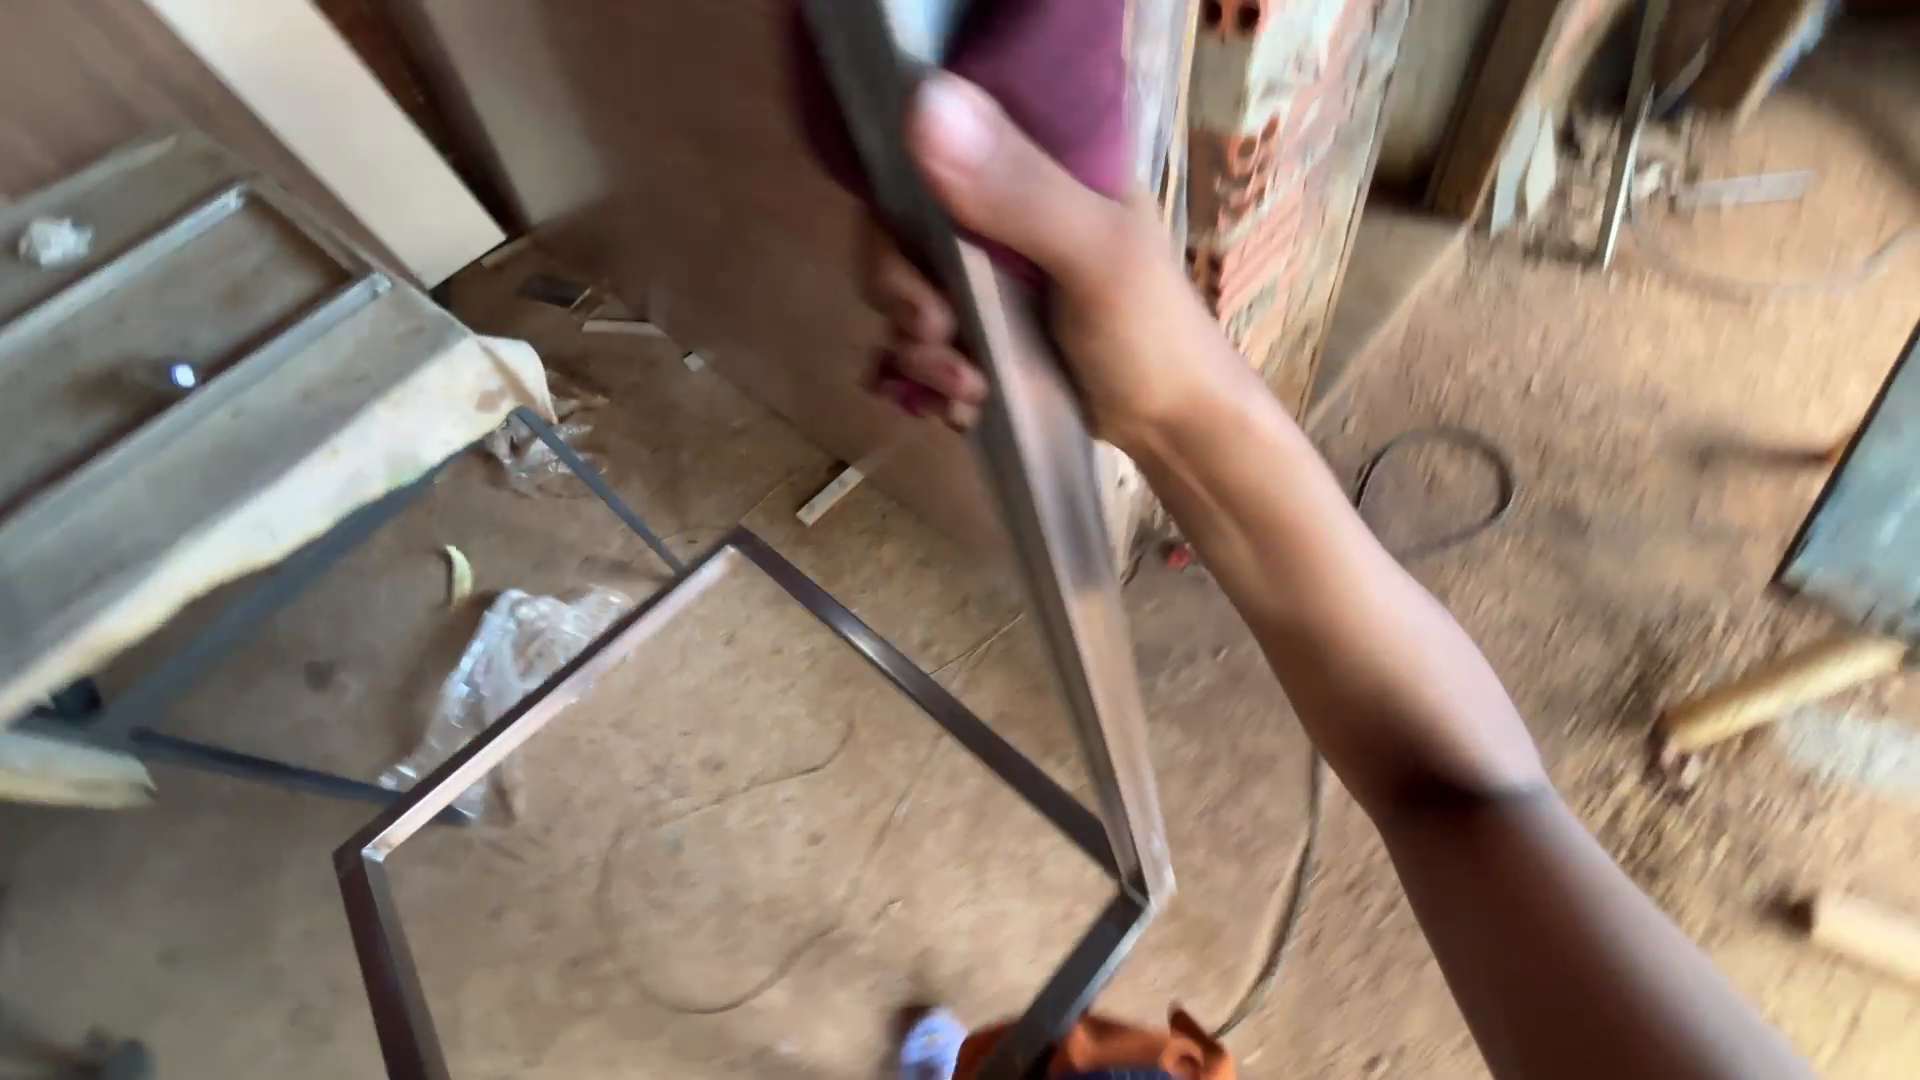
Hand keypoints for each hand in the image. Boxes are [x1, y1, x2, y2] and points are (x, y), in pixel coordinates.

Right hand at [864, 73, 1238, 453]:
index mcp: (1030, 173)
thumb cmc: (1151, 336)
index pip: (927, 160)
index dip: (900, 215)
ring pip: (902, 308)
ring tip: (969, 392)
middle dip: (903, 301)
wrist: (1169, 429)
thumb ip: (1022, 189)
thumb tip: (922, 104)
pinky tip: (956, 407)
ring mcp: (982, 289)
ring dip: (919, 358)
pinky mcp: (977, 343)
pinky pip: (915, 357)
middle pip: (899, 242)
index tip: (917, 273)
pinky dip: (924, 386)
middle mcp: (996, 224)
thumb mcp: (1097, 255)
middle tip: (940, 337)